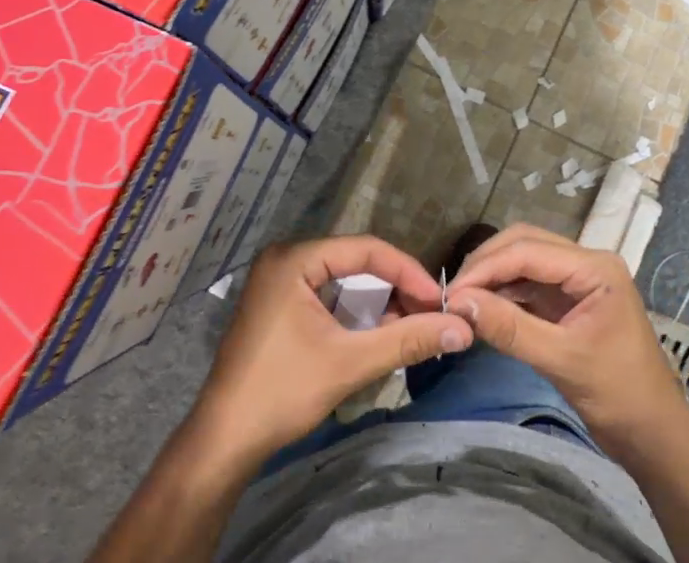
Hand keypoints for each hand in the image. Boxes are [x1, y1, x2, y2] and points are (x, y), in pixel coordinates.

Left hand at [195, 236, 473, 460]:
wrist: (224, 438)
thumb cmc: (282, 391)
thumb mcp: (350, 363)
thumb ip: (407, 340)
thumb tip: (464, 329)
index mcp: (294, 259)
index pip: (367, 249)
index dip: (409, 273)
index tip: (439, 302)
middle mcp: (285, 260)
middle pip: (356, 262)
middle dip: (396, 289)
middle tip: (430, 316)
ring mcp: (278, 283)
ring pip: (344, 282)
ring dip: (379, 304)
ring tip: (412, 328)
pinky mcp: (278, 307)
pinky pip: (328, 297)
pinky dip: (356, 314)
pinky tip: (380, 336)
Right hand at [445, 224, 688, 461]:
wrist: (653, 433)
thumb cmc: (618, 394)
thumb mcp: (561, 361)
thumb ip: (510, 328)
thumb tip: (459, 303)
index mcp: (596, 267)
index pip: (528, 250)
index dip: (485, 267)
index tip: (451, 294)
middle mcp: (587, 263)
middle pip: (524, 244)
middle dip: (486, 264)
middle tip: (453, 295)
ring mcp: (578, 281)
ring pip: (524, 262)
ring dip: (492, 277)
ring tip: (461, 303)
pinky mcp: (568, 301)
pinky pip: (528, 285)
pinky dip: (503, 293)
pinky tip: (482, 310)